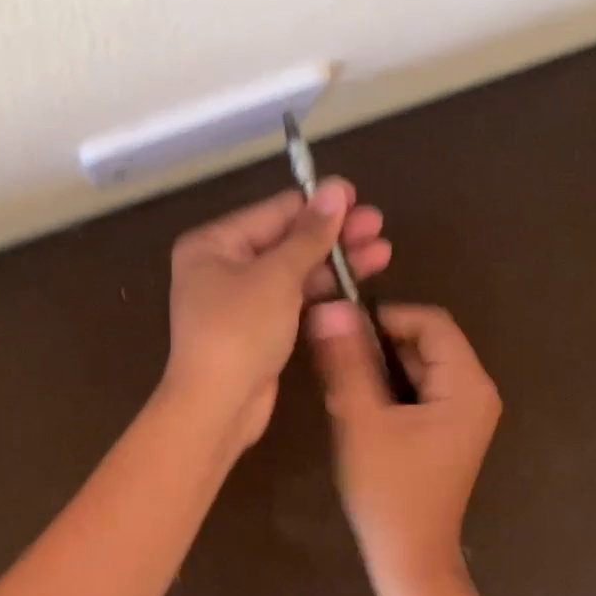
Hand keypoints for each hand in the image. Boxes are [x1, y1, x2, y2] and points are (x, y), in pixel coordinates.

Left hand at [164, 179, 391, 449]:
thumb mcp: (277, 276)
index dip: (319, 205)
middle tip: (379, 227)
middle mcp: (220, 268)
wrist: (218, 405)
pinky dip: (320, 292)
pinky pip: (291, 301)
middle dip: (332, 235)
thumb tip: (337, 189)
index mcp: (212, 244)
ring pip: (292, 273)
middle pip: (284, 241)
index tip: (361, 199)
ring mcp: (238, 302)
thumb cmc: (239, 331)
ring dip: (333, 263)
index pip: (274, 212)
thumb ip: (310, 234)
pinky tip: (356, 284)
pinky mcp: (255, 331)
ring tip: (382, 253)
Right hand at [308, 301, 500, 587]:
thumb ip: (346, 362)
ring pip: (417, 370)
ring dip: (377, 373)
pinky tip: (357, 415)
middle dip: (376, 349)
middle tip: (333, 369)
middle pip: (425, 345)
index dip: (382, 319)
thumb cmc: (388, 490)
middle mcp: (475, 393)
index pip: (430, 322)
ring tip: (340, 394)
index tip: (338, 336)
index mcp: (467, 384)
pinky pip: (418, 396)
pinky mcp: (447, 435)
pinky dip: (387, 395)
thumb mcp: (360, 421)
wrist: (409, 557)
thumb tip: (328, 308)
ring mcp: (464, 416)